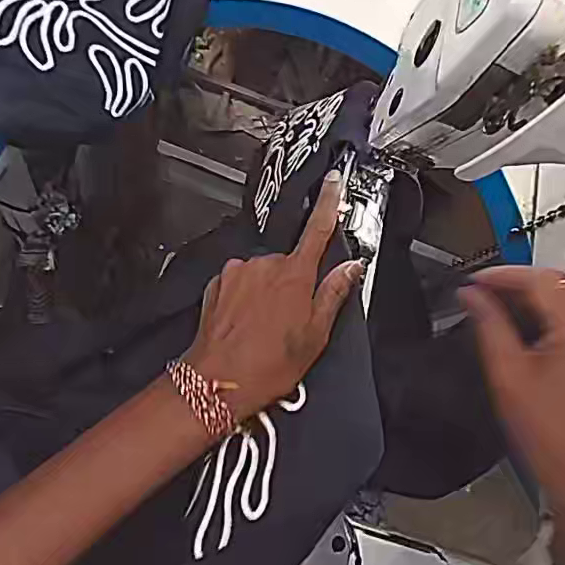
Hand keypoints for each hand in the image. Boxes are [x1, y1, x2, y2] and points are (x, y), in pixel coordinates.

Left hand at [184, 172, 364, 420]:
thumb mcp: (315, 335)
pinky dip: (247, 297)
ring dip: (268, 291)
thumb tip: (349, 268)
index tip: (334, 181)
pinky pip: (241, 282)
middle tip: (292, 318)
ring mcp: (237, 271)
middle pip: (289, 261)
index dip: (329, 202)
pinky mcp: (217, 282)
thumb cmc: (268, 364)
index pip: (318, 228)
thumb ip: (333, 293)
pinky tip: (247, 324)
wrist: (215, 383)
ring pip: (264, 273)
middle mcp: (264, 265)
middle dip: (294, 282)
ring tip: (266, 327)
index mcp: (294, 275)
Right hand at [461, 267, 564, 523]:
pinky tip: (531, 325)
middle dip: (519, 282)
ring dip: (537, 295)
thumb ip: (488, 326)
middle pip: (559, 282)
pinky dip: (556, 312)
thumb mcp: (508, 376)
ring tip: (503, 307)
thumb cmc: (554, 441)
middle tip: (485, 292)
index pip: (539, 280)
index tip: (476, 281)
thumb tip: (473, 296)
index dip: (501, 275)